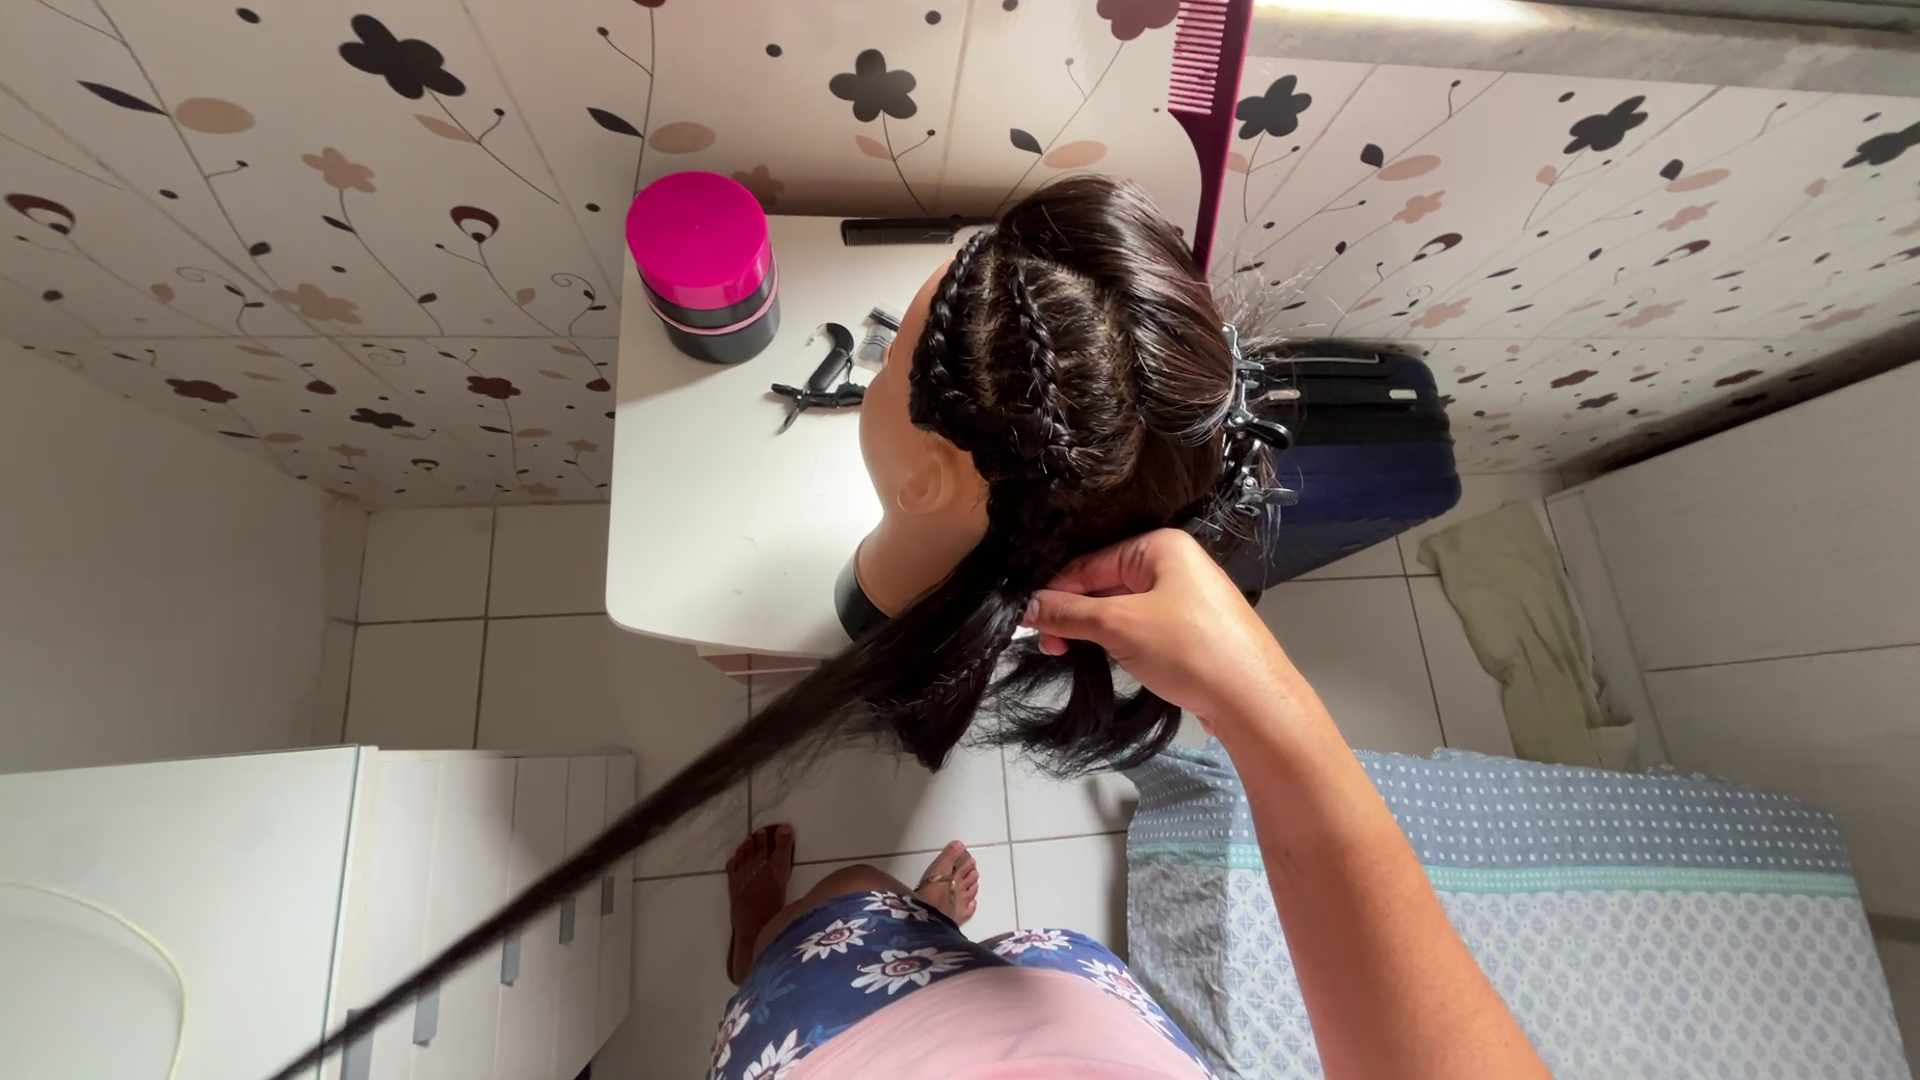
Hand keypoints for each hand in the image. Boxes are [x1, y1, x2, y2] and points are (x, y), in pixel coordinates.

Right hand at [1021, 529, 1295, 729]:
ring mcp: (1184, 597)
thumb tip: (1025, 607)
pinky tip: (1102, 657)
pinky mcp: (1190, 628)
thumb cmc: (1189, 649)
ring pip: (1120, 606)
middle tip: (1050, 647)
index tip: (1030, 624)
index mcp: (1159, 545)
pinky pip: (1140, 624)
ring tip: (1069, 655)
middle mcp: (1173, 563)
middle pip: (1103, 582)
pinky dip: (1117, 639)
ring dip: (1092, 629)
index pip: (1089, 562)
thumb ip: (1067, 613)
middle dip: (1073, 614)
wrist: (1254, 702)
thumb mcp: (1118, 625)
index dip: (1055, 592)